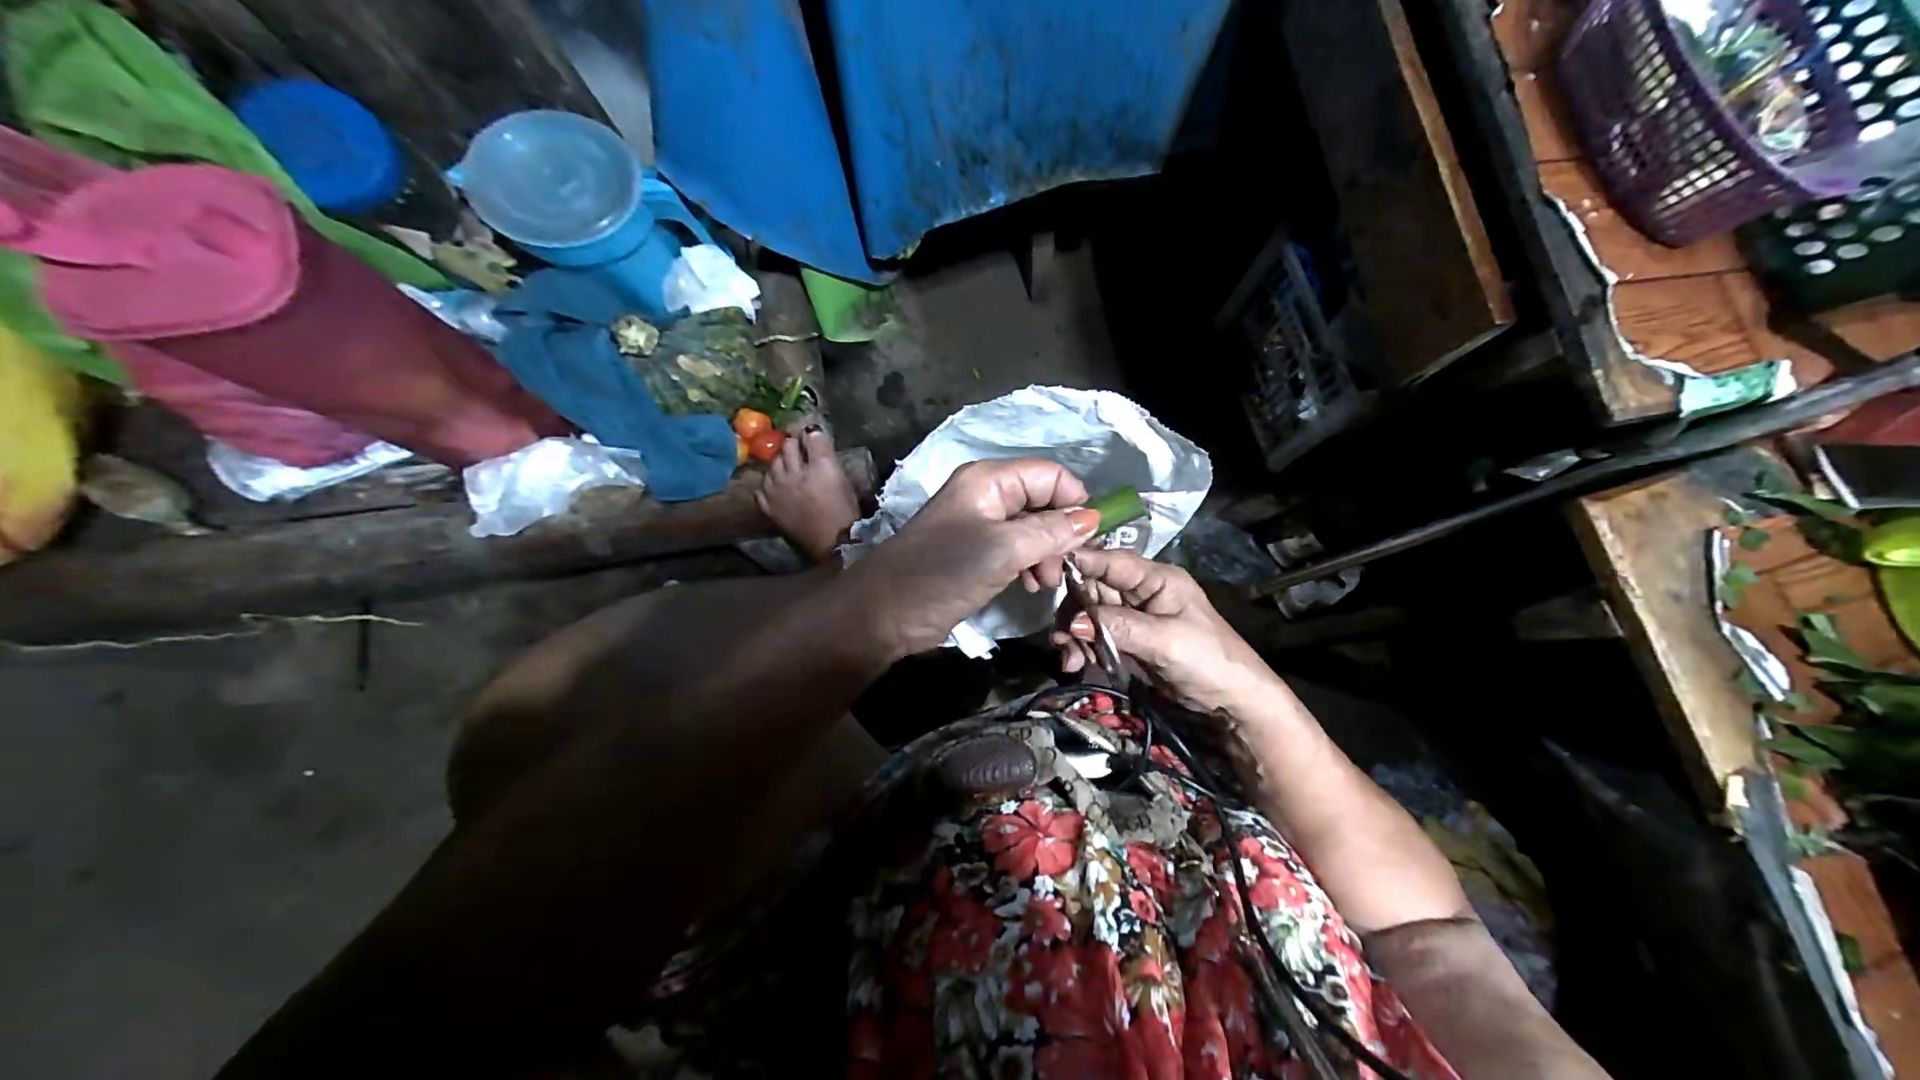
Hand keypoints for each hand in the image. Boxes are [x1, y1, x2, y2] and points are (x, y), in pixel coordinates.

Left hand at [847, 459, 1101, 656]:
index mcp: (989, 480)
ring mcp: (979, 524)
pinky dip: (1029, 564)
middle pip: (1043, 501)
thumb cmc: (943, 573)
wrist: (885, 613)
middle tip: (1060, 570)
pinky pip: (1016, 549)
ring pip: (1033, 528)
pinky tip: (1029, 585)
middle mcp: (986, 495)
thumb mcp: (1003, 550)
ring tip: (1043, 583)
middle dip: (1060, 533)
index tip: (1087, 539)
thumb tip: (1092, 519)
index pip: (1050, 474)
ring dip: (1046, 554)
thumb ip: (1050, 532)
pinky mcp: (975, 552)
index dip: (1073, 502)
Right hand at [1051, 550, 1279, 714]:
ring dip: (1074, 635)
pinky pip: (1094, 636)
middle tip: (1063, 639)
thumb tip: (1074, 622)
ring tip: (1072, 660)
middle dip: (1073, 612)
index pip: (1111, 561)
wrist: (1232, 703)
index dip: (1080, 562)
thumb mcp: (1165, 641)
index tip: (1047, 571)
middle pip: (1092, 588)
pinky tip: (1078, 665)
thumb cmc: (1209, 661)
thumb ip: (1119, 627)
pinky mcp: (1127, 640)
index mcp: (1157, 579)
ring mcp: (1132, 616)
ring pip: (1088, 614)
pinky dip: (1082, 648)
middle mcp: (1140, 592)